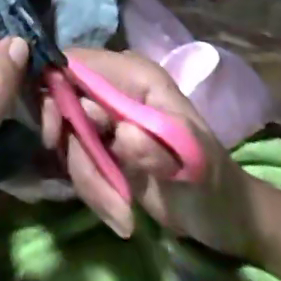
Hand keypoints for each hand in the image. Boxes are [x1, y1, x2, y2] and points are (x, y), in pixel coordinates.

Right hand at [40, 47, 257, 257]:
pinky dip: (93, 190)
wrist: (223, 219)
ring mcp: (106, 118)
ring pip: (69, 138)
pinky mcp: (102, 147)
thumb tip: (121, 133)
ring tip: (123, 214)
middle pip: (63, 102)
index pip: (76, 62)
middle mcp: (115, 88)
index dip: (57, 90)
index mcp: (136, 75)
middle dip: (74, 150)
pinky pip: (77, 161)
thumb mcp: (195, 162)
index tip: (59, 135)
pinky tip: (121, 213)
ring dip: (89, 180)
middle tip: (97, 185)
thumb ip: (158, 145)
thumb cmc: (213, 180)